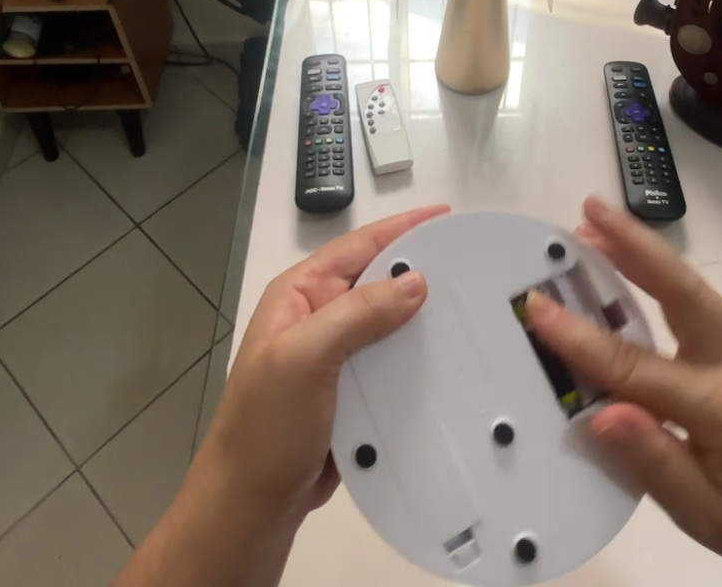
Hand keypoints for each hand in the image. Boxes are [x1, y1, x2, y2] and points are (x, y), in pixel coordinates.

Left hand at [193, 205, 447, 523]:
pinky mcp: (353, 388)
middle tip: (470, 263)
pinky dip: (418, 354)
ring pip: (389, 320)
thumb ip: (358, 315)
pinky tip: (448, 356)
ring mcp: (336, 353)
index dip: (402, 229)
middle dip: (419, 268)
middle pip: (378, 280)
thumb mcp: (305, 359)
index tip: (446, 216)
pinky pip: (392, 359)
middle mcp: (319, 315)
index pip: (358, 247)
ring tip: (469, 306)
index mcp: (300, 295)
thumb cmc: (267, 427)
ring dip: (422, 314)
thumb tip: (416, 281)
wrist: (250, 505)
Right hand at [524, 197, 721, 586]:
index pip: (637, 368)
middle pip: (680, 290)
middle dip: (633, 244)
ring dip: (644, 253)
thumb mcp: (709, 517)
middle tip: (589, 208)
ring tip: (598, 226)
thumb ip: (654, 462)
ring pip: (692, 288)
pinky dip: (665, 277)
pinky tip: (639, 272)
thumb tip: (600, 413)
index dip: (582, 338)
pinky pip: (703, 304)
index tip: (538, 307)